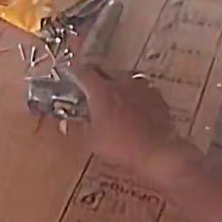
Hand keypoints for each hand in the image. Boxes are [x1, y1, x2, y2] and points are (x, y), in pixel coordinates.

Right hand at [74, 66, 203, 191]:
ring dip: (113, 82)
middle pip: (103, 71)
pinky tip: (131, 104)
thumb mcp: (91, 140)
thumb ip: (76, 128)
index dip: (72, 71)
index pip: (83, 73)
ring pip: (123, 77)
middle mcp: (121, 84)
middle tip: (86, 85)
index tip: (67, 72)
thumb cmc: (119, 145)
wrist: (157, 150)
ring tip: (109, 94)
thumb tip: (64, 124)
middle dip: (93, 76)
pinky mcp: (156, 96)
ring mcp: (141, 87)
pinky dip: (131, 92)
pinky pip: (140, 87)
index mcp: (101, 91)